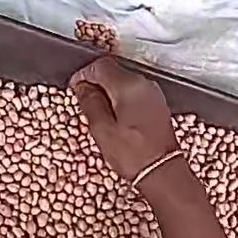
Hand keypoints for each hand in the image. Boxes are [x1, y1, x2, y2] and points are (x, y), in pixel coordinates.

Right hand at [69, 57, 180, 184]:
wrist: (162, 171)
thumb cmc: (133, 154)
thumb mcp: (102, 129)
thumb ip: (90, 102)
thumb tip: (82, 87)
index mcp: (128, 86)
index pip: (101, 65)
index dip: (84, 74)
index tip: (75, 87)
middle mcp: (144, 84)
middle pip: (114, 71)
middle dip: (96, 82)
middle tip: (84, 99)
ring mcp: (154, 94)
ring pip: (125, 82)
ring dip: (109, 92)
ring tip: (98, 112)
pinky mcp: (158, 105)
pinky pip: (135, 94)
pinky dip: (122, 100)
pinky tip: (116, 118)